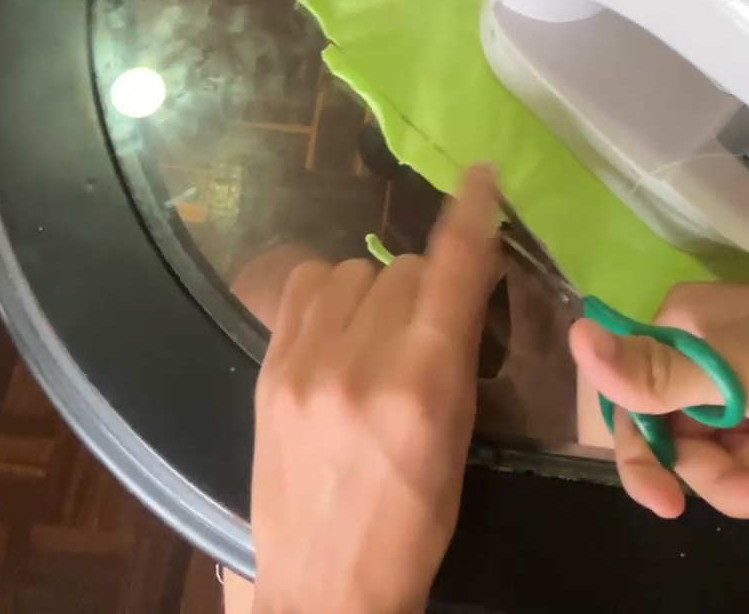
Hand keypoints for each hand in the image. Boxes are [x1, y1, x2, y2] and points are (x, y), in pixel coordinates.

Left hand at [250, 165, 504, 613]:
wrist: (323, 584)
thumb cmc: (414, 519)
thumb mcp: (457, 438)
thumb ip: (459, 348)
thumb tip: (467, 275)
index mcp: (424, 387)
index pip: (452, 272)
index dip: (470, 215)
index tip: (480, 175)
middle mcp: (362, 362)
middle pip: (404, 268)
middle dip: (425, 286)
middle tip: (424, 328)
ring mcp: (305, 362)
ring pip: (355, 270)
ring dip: (376, 290)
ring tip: (375, 333)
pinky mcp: (268, 367)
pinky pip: (306, 287)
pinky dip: (330, 295)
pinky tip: (336, 329)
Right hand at [570, 280, 748, 519]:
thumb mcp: (748, 377)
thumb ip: (657, 372)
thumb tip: (572, 335)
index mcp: (682, 325)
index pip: (630, 397)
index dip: (644, 455)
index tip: (671, 509)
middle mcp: (703, 340)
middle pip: (681, 430)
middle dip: (728, 471)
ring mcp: (744, 364)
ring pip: (724, 442)